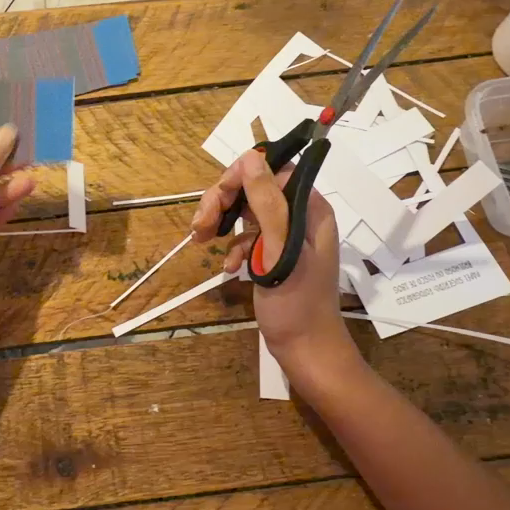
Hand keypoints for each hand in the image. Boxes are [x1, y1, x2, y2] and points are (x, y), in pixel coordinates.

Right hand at [191, 150, 354, 372]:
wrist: (307, 352)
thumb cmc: (297, 303)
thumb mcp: (279, 250)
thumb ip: (266, 203)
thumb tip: (252, 157)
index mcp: (309, 208)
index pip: (269, 169)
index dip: (239, 178)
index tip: (217, 201)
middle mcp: (300, 215)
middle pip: (253, 188)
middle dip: (223, 202)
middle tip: (200, 226)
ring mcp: (287, 234)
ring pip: (246, 210)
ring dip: (221, 222)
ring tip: (201, 240)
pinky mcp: (274, 253)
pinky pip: (247, 236)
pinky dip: (232, 247)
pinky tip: (227, 267)